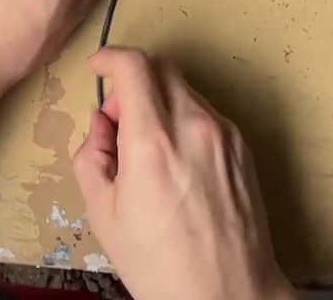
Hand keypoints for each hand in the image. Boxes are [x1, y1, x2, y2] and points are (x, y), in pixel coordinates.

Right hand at [73, 49, 293, 299]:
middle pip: (159, 67)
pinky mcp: (241, 145)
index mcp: (153, 143)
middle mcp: (192, 126)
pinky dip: (183, 120)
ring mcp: (222, 133)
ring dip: (158, 101)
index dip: (109, 57)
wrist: (228, 298)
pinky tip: (178, 162)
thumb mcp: (103, 215)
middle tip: (120, 119)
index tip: (99, 67)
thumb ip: (91, 155)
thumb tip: (101, 122)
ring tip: (150, 149)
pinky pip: (204, 112)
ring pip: (182, 88)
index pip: (133, 65)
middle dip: (132, 80)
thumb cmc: (162, 266)